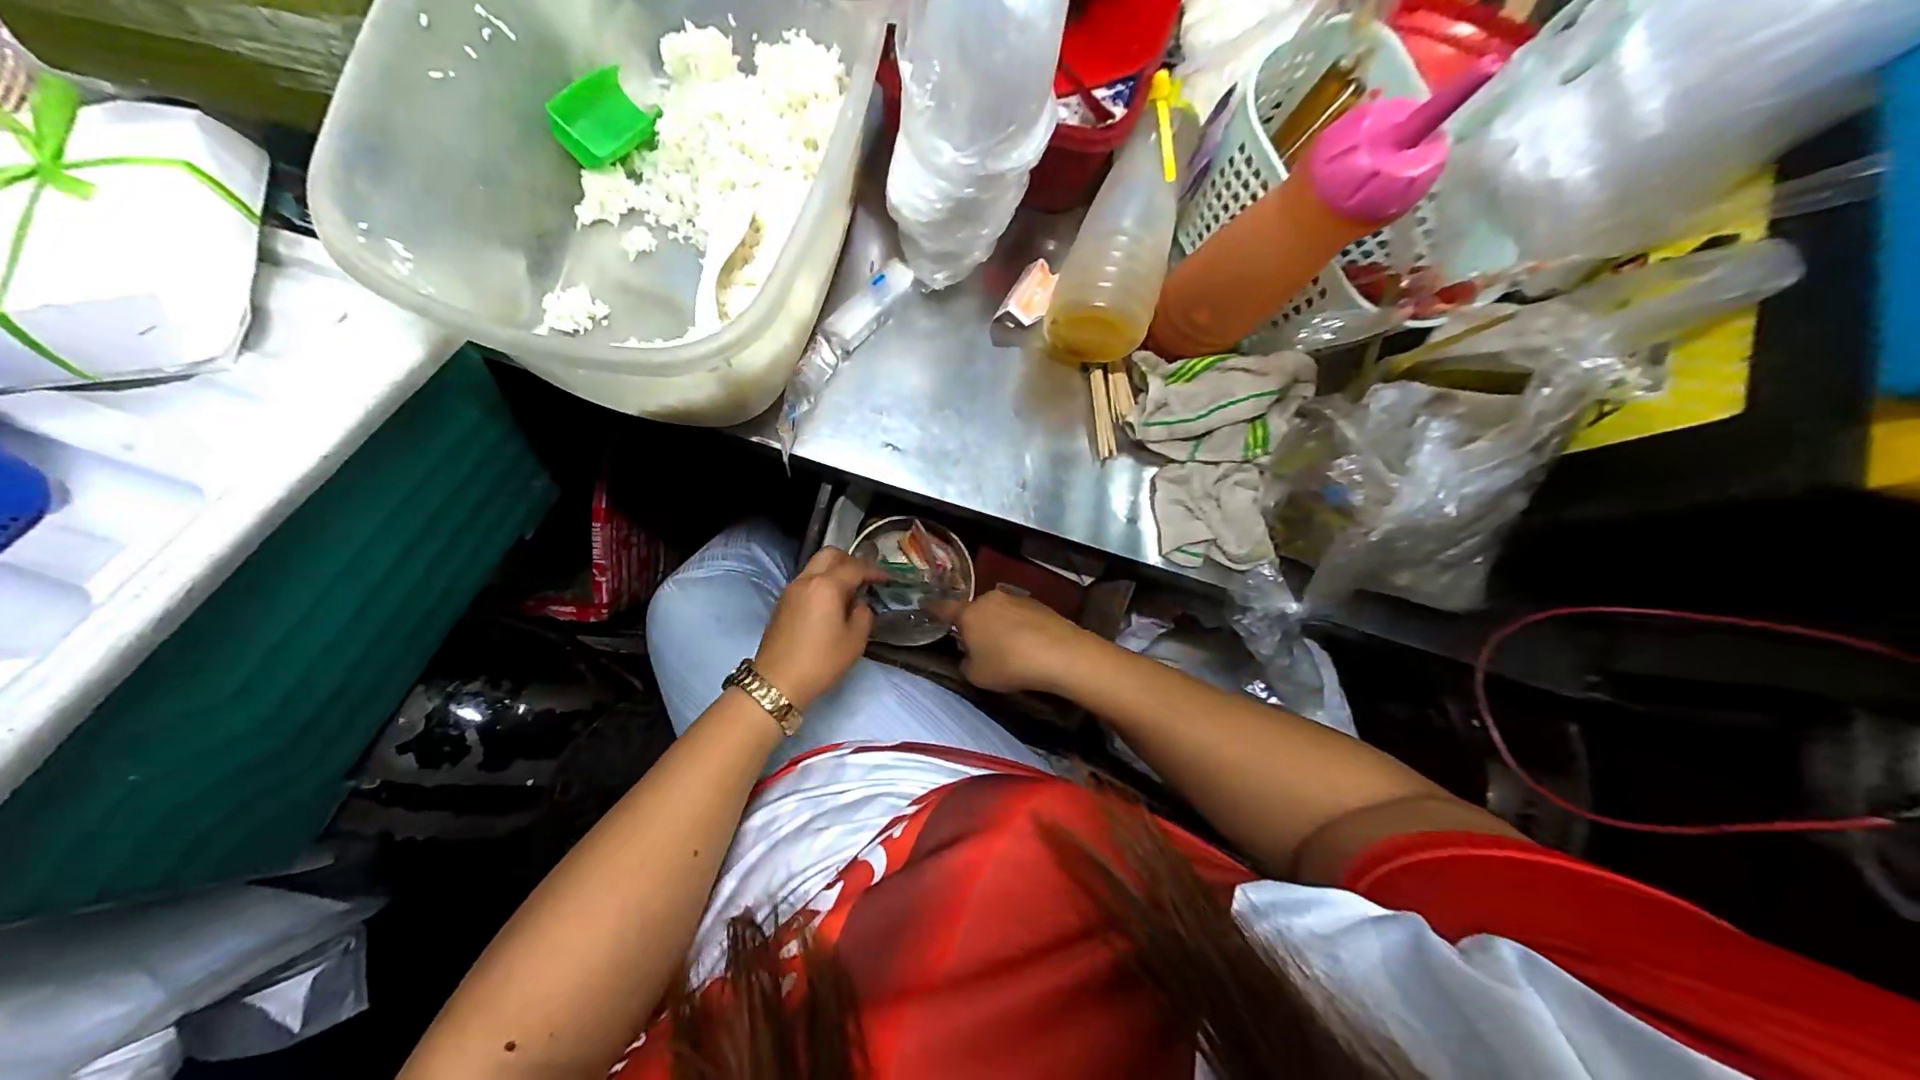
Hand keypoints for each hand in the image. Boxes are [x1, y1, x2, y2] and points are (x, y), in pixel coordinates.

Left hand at [754, 548, 888, 710]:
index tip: (889, 578)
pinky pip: (807, 579)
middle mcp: (807, 580)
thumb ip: (863, 614)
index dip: (875, 571)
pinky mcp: (783, 601)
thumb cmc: (821, 661)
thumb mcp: (855, 640)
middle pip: (831, 554)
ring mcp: (791, 589)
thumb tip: (860, 602)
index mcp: (827, 586)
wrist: (777, 682)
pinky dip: (822, 581)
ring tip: (850, 589)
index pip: (856, 567)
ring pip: (816, 565)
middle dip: (851, 560)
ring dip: (835, 570)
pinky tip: (831, 601)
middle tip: (866, 576)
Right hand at [941, 588, 1099, 695]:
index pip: (944, 608)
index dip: (934, 610)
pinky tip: (1030, 646)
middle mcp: (990, 599)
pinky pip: (1020, 616)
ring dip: (999, 626)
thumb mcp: (977, 675)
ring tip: (1010, 650)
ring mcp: (1016, 598)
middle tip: (981, 648)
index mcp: (969, 613)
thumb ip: (966, 663)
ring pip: (999, 612)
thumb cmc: (1010, 665)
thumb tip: (970, 655)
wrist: (1060, 654)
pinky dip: (1020, 628)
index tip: (927, 609)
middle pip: (975, 611)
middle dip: (975, 626)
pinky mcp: (1039, 604)